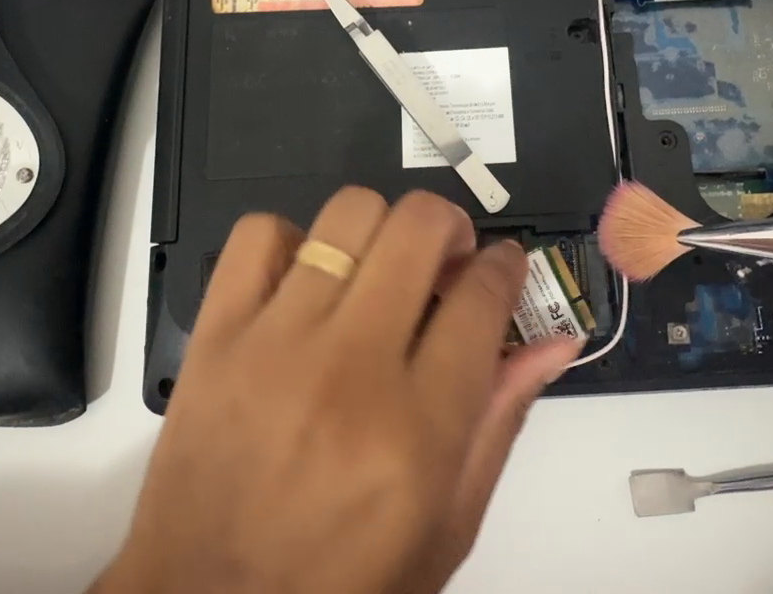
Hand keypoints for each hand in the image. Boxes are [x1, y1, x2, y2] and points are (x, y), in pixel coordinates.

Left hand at [95, 188, 581, 593]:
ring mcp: (275, 344)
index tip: (502, 266)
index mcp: (418, 428)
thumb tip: (555, 341)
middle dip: (450, 226)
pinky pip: (258, 235)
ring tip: (383, 262)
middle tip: (448, 258)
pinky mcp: (217, 335)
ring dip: (382, 225)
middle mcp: (350, 370)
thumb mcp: (446, 524)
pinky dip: (292, 238)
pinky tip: (307, 278)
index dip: (505, 265)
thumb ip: (502, 419)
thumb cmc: (342, 581)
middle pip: (419, 228)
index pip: (482, 296)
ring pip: (348, 215)